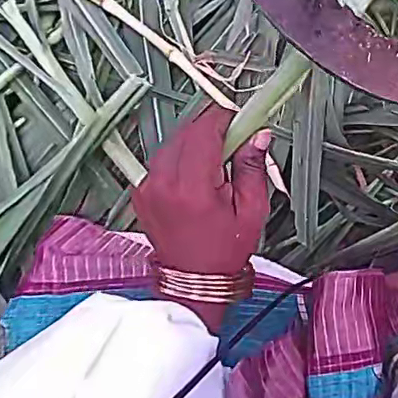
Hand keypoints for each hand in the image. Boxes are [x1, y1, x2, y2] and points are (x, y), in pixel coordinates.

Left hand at [132, 108, 273, 324]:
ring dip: (194, 142)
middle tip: (232, 141)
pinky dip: (179, 157)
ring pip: (172, 142)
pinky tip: (195, 174)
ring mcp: (147, 187)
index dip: (223, 118)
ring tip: (215, 162)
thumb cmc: (225, 250)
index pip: (204, 131)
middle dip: (210, 129)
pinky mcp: (140, 190)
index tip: (239, 119)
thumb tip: (258, 134)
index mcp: (193, 189)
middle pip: (186, 132)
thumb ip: (252, 167)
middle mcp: (163, 184)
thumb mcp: (252, 210)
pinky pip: (160, 158)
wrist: (194, 278)